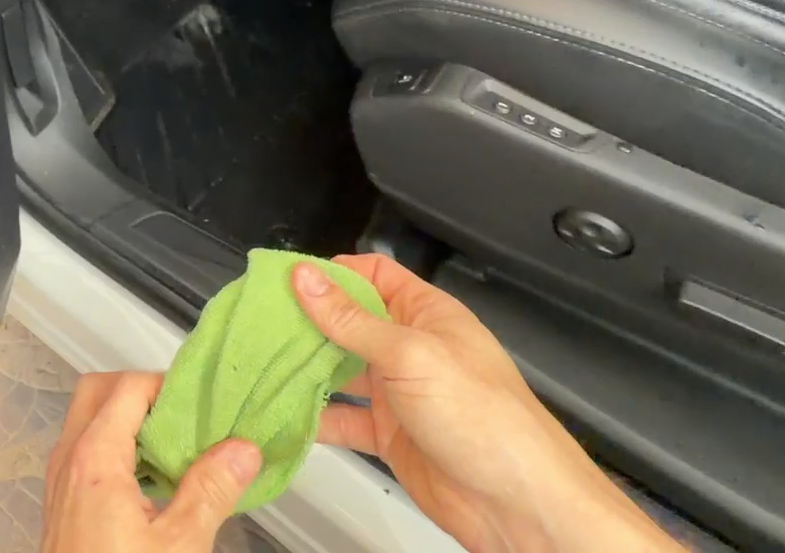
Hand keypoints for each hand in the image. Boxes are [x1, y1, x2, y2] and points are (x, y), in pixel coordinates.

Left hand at [42, 371, 260, 551]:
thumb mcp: (181, 545)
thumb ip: (211, 489)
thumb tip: (242, 450)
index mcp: (94, 456)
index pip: (127, 388)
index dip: (164, 385)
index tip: (199, 401)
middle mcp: (68, 456)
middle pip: (97, 391)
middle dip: (139, 390)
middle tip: (182, 413)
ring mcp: (60, 477)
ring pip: (86, 418)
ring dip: (125, 418)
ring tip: (173, 442)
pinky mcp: (61, 500)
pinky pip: (83, 449)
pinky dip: (114, 445)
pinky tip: (150, 477)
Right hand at [293, 254, 682, 552]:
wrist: (524, 512)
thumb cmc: (486, 421)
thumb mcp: (411, 355)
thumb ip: (350, 318)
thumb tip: (304, 277)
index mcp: (426, 315)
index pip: (372, 274)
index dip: (332, 272)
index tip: (287, 279)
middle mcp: (410, 347)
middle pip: (347, 320)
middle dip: (306, 319)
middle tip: (260, 319)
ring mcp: (398, 392)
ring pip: (339, 368)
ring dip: (304, 366)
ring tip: (261, 360)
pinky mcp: (389, 433)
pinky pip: (342, 416)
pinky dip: (314, 415)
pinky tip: (284, 409)